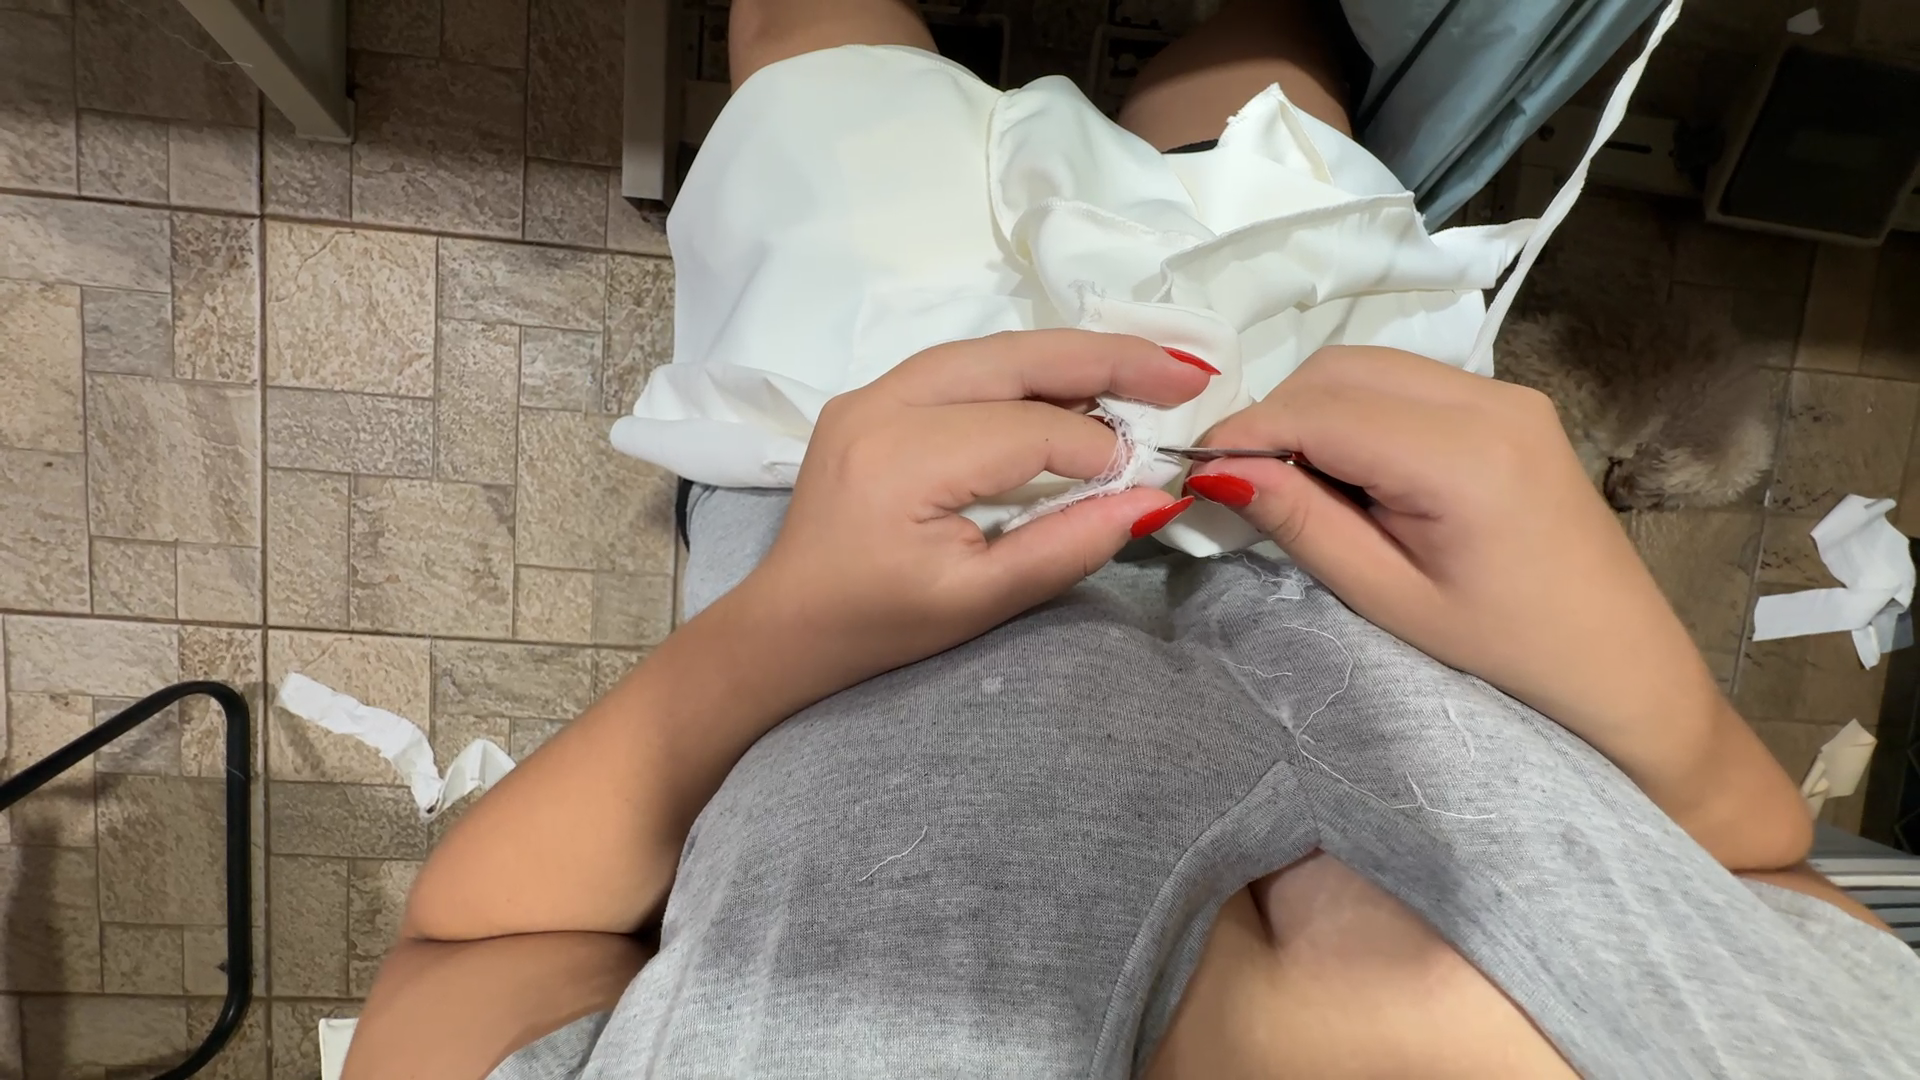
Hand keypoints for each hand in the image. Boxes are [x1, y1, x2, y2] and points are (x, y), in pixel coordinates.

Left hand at [730, 329, 1210, 702]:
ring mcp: (869, 392)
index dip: (1100, 450)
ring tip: (1144, 371)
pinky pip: (965, 365)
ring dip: (1071, 356)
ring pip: (991, 349)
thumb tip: (1153, 499)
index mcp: (901, 460)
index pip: (1028, 431)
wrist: (788, 624)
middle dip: (1108, 358)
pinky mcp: (871, 396)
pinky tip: (1071, 385)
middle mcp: (880, 404)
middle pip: (1013, 357)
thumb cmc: (878, 626)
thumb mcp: (978, 600)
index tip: (1153, 475)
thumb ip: (1067, 547)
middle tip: (1186, 371)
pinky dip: (1026, 370)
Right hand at [1184, 346, 1807, 868]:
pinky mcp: (1503, 404)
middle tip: (1239, 482)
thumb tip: (1216, 471)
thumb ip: (1300, 522)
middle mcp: (1489, 400)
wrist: (1619, 664)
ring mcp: (1503, 393)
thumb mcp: (1384, 596)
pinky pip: (1395, 382)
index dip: (1244, 433)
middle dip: (1272, 416)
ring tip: (1287, 479)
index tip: (1192, 470)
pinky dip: (1344, 411)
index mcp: (1464, 457)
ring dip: (1305, 410)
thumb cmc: (1500, 650)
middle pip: (1337, 371)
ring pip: (1362, 366)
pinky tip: (1341, 468)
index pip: (1319, 411)